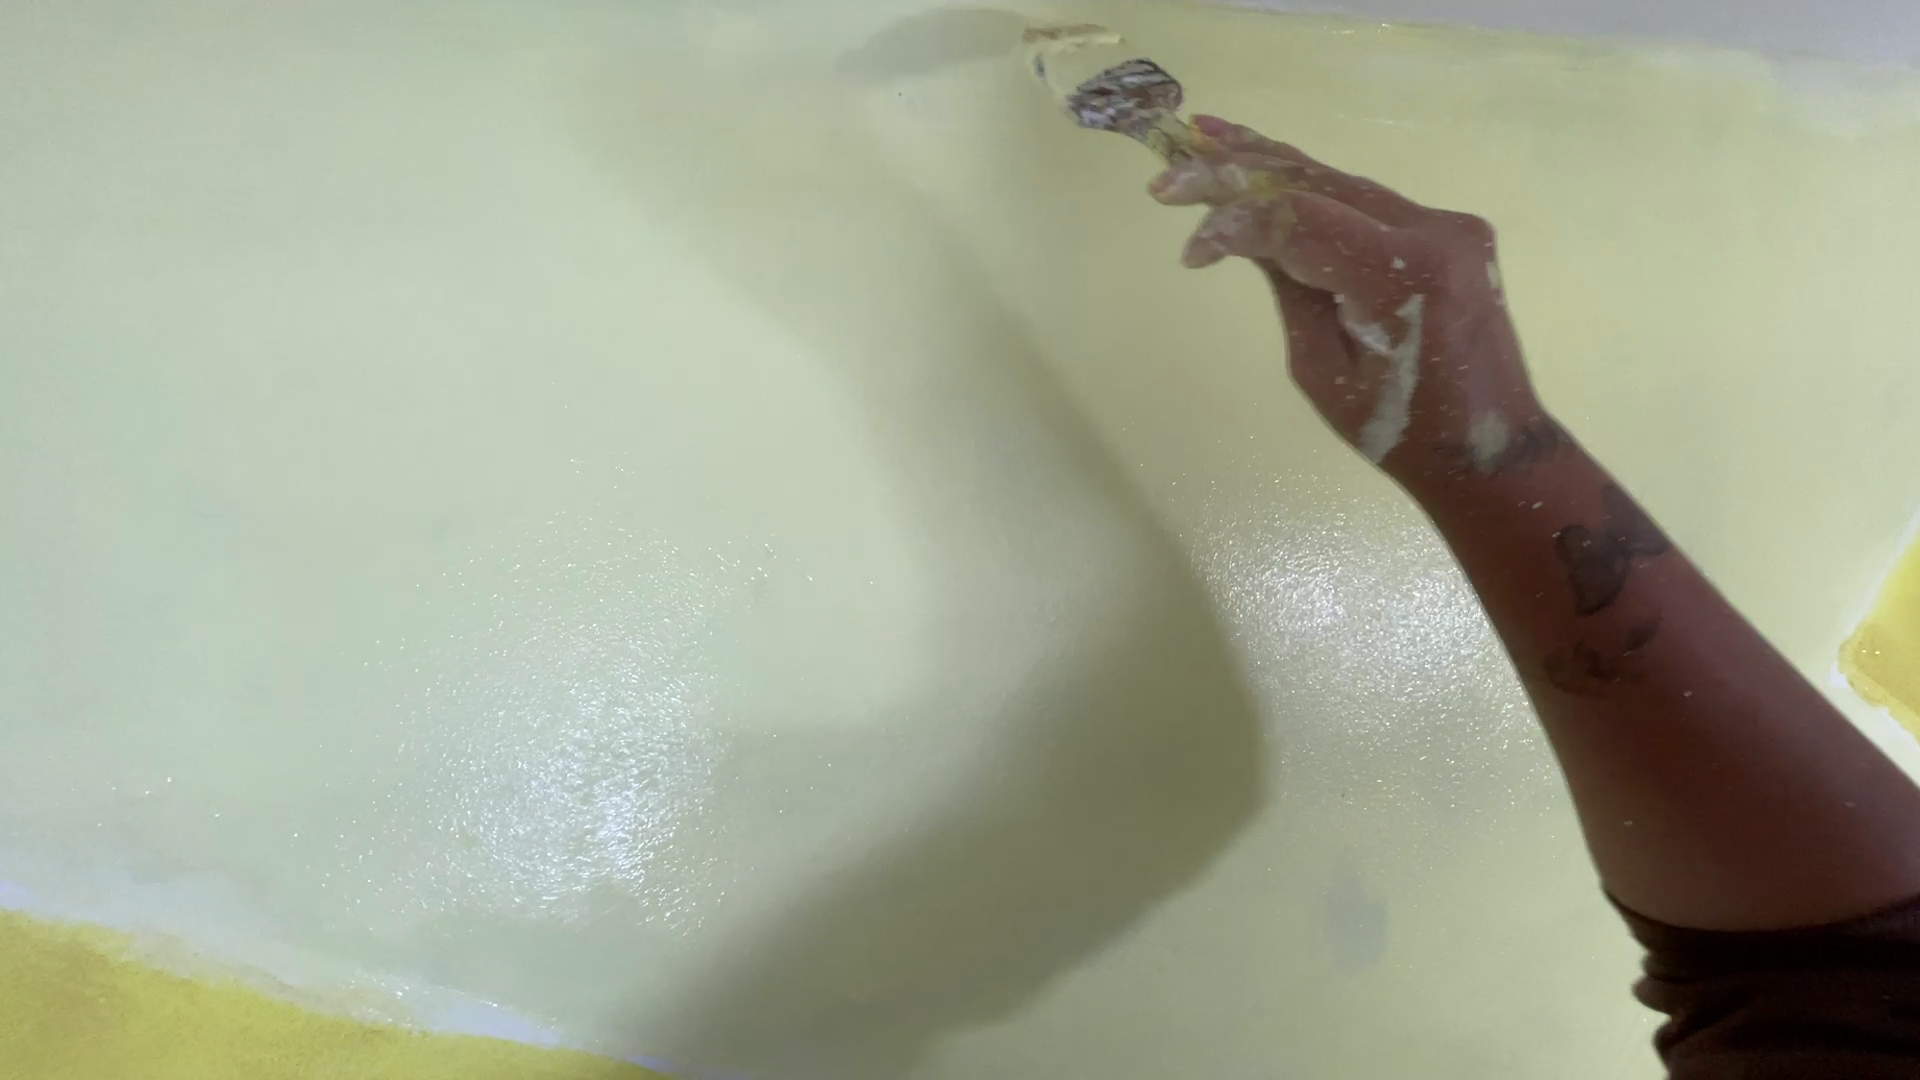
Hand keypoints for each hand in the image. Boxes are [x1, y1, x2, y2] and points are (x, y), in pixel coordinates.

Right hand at [1151, 115, 1552, 487]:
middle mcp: (1432, 228)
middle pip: (1318, 185)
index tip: (1189, 254)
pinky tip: (1269, 165)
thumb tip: (1255, 241)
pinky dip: (1308, 188)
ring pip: (1338, 183)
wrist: (1485, 443)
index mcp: (1403, 275)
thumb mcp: (1321, 371)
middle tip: (1174, 164)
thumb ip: (1292, 294)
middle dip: (1240, 172)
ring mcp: (1442, 223)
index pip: (1302, 223)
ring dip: (1270, 164)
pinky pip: (1360, 202)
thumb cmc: (1395, 428)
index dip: (1237, 225)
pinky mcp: (1438, 230)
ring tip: (1208, 136)